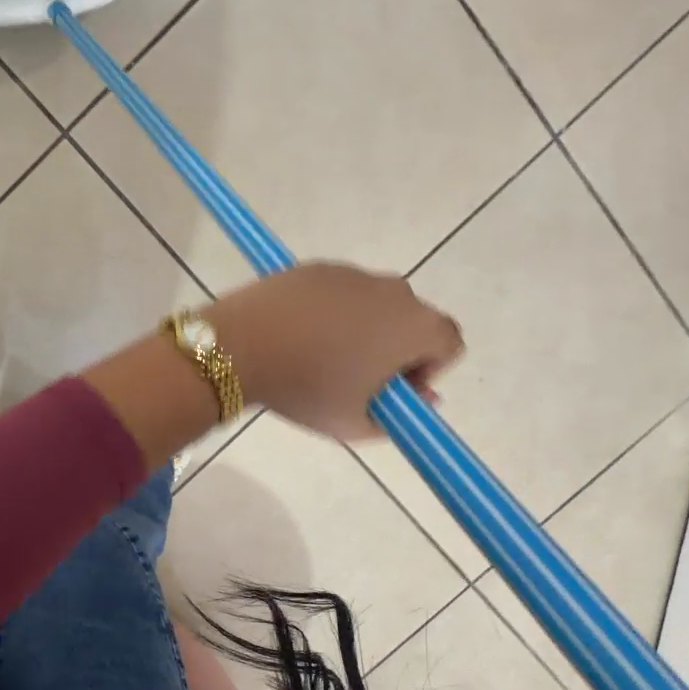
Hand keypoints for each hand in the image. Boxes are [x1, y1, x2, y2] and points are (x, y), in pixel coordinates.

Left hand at [202, 263, 462, 441]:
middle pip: (410, 322)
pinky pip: (337, 293)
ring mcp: (352, 273)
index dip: (427, 371)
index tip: (391, 390)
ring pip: (372, 305)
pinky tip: (297, 334)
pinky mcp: (315, 267)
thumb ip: (399, 417)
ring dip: (360, 329)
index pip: (448, 345)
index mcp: (416, 326)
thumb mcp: (355, 423)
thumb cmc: (306, 387)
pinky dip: (328, 311)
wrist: (239, 344)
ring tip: (318, 356)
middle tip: (354, 377)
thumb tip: (417, 399)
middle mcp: (393, 290)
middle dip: (393, 349)